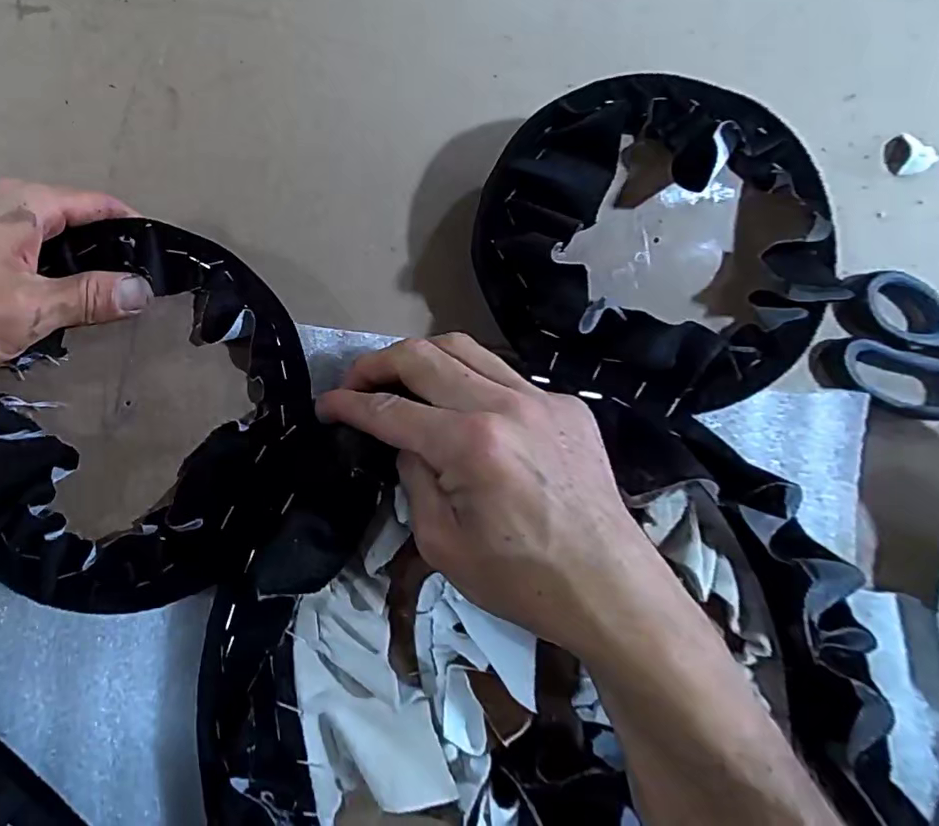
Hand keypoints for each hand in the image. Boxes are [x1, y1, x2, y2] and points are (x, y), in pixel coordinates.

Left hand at [0, 179, 153, 375]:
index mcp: (28, 204)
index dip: (135, 230)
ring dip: (81, 267)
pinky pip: (34, 252)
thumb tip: (143, 289)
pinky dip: (54, 272)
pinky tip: (59, 303)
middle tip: (137, 289)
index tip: (161, 261)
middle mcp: (11, 203)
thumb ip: (88, 296)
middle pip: (81, 221)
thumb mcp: (28, 310)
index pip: (102, 205)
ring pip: (56, 240)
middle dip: (111, 252)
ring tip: (105, 300)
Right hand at [316, 333, 684, 656]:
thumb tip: (407, 442)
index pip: (391, 410)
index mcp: (470, 445)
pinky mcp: (567, 405)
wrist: (613, 591)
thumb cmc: (523, 583)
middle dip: (376, 363)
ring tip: (401, 379)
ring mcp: (541, 399)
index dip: (349, 403)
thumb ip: (414, 479)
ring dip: (421, 357)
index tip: (326, 404)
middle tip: (354, 383)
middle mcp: (505, 405)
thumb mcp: (442, 545)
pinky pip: (505, 374)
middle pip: (422, 356)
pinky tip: (465, 407)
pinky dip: (470, 379)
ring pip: (464, 347)